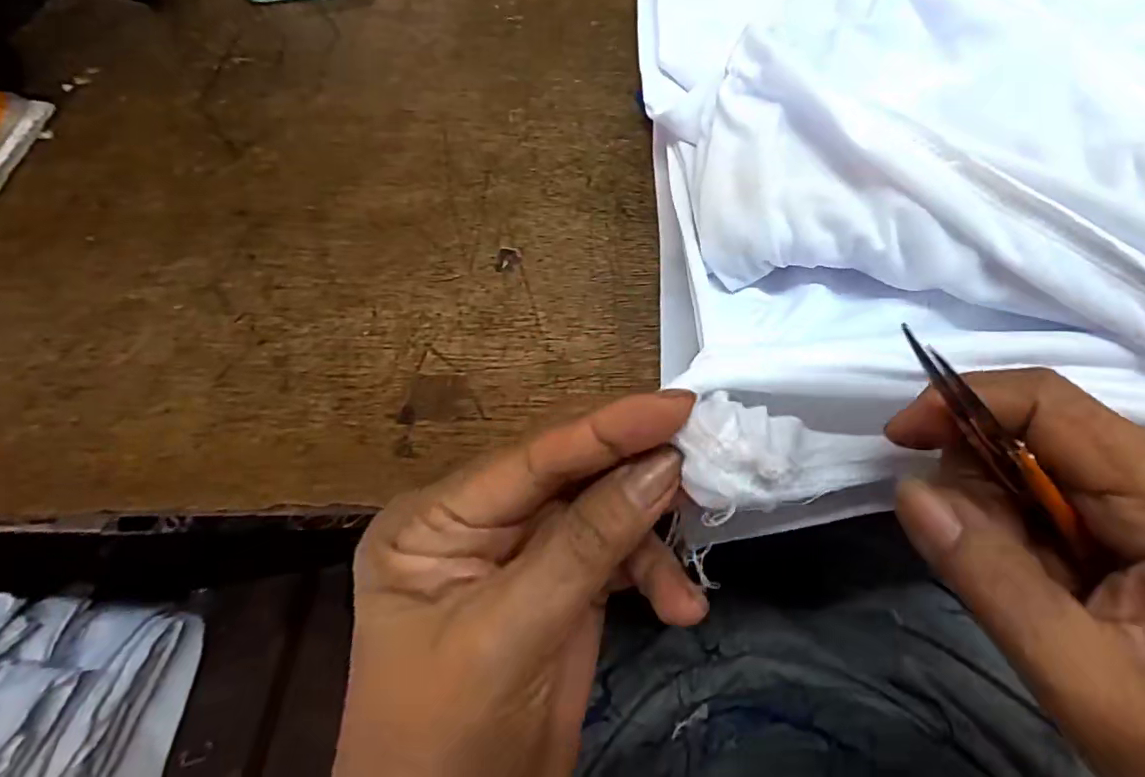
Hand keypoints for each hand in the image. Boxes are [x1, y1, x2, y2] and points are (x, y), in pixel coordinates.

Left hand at [334, 391, 706, 776]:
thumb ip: (592, 539)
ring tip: (696, 541)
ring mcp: (527, 550)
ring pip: (609, 509)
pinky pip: (620, 554)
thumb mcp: (517, 631)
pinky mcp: (564, 580)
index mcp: (437, 520)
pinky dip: (654, 575)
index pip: (538, 455)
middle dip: (642, 474)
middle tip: (706, 458)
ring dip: (654, 533)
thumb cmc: (447, 739)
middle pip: (579, 475)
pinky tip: (681, 607)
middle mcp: (482, 522)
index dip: (614, 426)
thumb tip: (665, 463)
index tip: (681, 405)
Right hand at [886, 369, 1144, 776]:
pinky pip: (1075, 488)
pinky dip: (1032, 519)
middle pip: (1055, 427)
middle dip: (985, 465)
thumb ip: (995, 584)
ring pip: (1058, 455)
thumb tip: (911, 492)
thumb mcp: (1084, 685)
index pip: (1059, 407)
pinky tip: (1036, 572)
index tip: (904, 434)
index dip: (972, 401)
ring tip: (1005, 570)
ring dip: (1005, 499)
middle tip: (953, 532)